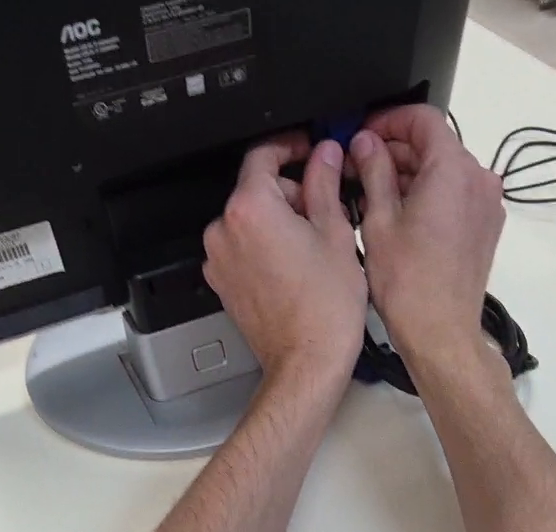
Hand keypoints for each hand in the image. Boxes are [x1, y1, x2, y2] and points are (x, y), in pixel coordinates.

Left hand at [203, 134, 366, 402]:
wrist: (306, 362)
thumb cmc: (323, 312)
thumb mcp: (335, 234)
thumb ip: (325, 185)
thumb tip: (325, 157)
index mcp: (251, 209)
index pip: (262, 154)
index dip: (289, 146)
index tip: (307, 150)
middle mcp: (225, 232)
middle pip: (255, 190)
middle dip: (289, 192)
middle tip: (324, 207)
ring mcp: (220, 261)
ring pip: (249, 221)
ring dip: (277, 222)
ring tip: (313, 245)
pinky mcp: (223, 284)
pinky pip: (243, 250)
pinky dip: (264, 248)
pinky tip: (295, 266)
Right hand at [350, 107, 506, 373]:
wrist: (441, 332)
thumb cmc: (409, 285)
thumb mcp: (379, 221)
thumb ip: (374, 172)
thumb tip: (366, 143)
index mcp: (452, 170)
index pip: (423, 119)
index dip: (389, 120)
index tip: (364, 134)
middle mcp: (478, 180)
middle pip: (435, 145)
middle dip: (397, 151)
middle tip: (360, 167)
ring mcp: (487, 205)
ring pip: (445, 172)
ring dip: (411, 175)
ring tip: (375, 195)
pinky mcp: (485, 227)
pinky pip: (456, 196)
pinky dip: (430, 195)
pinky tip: (400, 217)